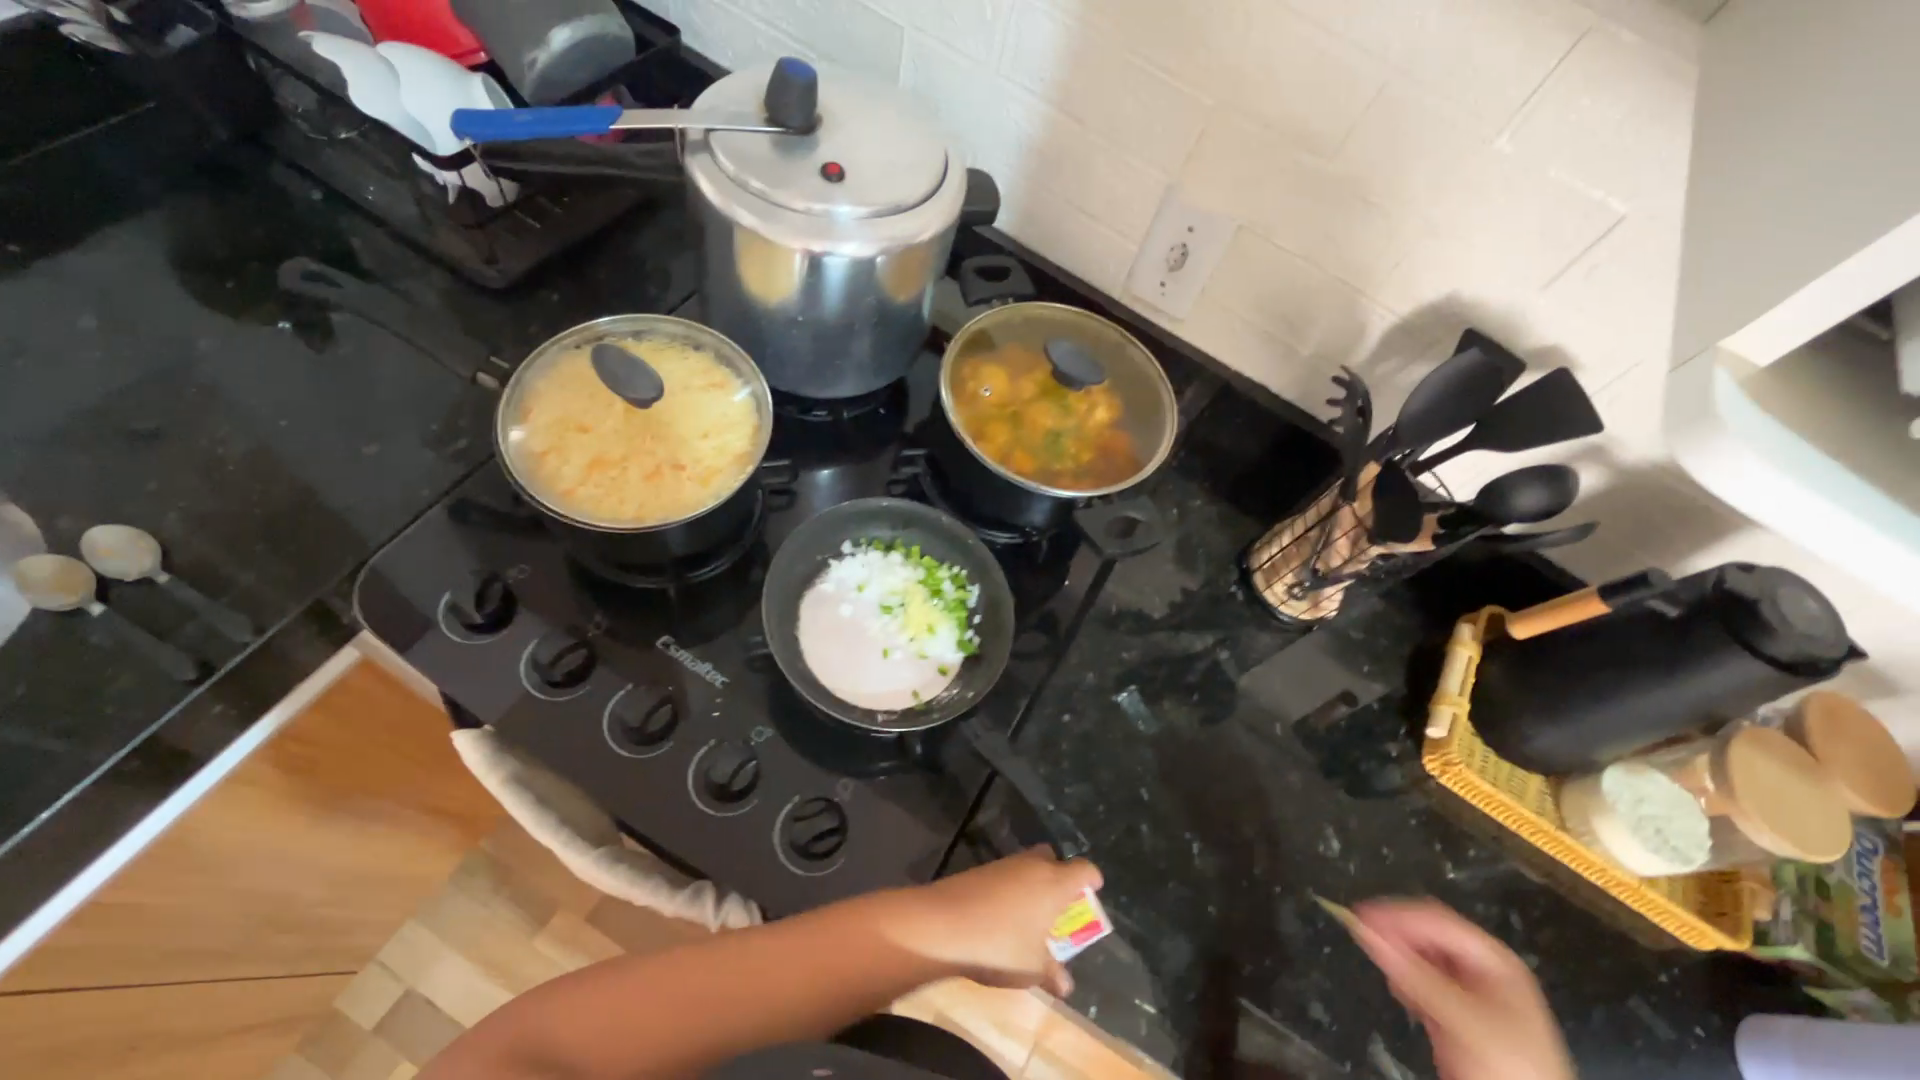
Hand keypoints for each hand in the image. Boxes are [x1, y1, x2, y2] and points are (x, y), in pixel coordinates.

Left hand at [877, 848, 1101, 997]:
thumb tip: (1065, 985)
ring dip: (1031, 884)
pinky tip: (1000, 917)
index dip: (1091, 880)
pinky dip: (1008, 890)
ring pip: (1026, 866)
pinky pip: (1004, 876)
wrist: (940, 925)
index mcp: (1054, 883)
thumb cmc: (999, 945)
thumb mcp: (1031, 968)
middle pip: (1052, 859)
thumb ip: (1052, 973)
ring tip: (1029, 917)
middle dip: (1058, 876)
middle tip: (1058, 905)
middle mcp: (1031, 866)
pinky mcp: (977, 871)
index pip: (1084, 869)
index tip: (1093, 891)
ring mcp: (1002, 866)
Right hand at [1350, 900, 1573, 1079]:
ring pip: (1423, 962)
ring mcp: (1468, 995)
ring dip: (1401, 962)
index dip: (1398, 916)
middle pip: (1429, 938)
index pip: (1438, 922)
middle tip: (1363, 940)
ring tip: (1389, 977)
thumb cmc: (1506, 1066)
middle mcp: (1481, 970)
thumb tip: (1366, 932)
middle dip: (1398, 938)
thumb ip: (1414, 975)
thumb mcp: (1461, 1019)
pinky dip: (1407, 986)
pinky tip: (1402, 996)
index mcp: (1493, 960)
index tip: (1358, 918)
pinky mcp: (1454, 1018)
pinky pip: (1423, 988)